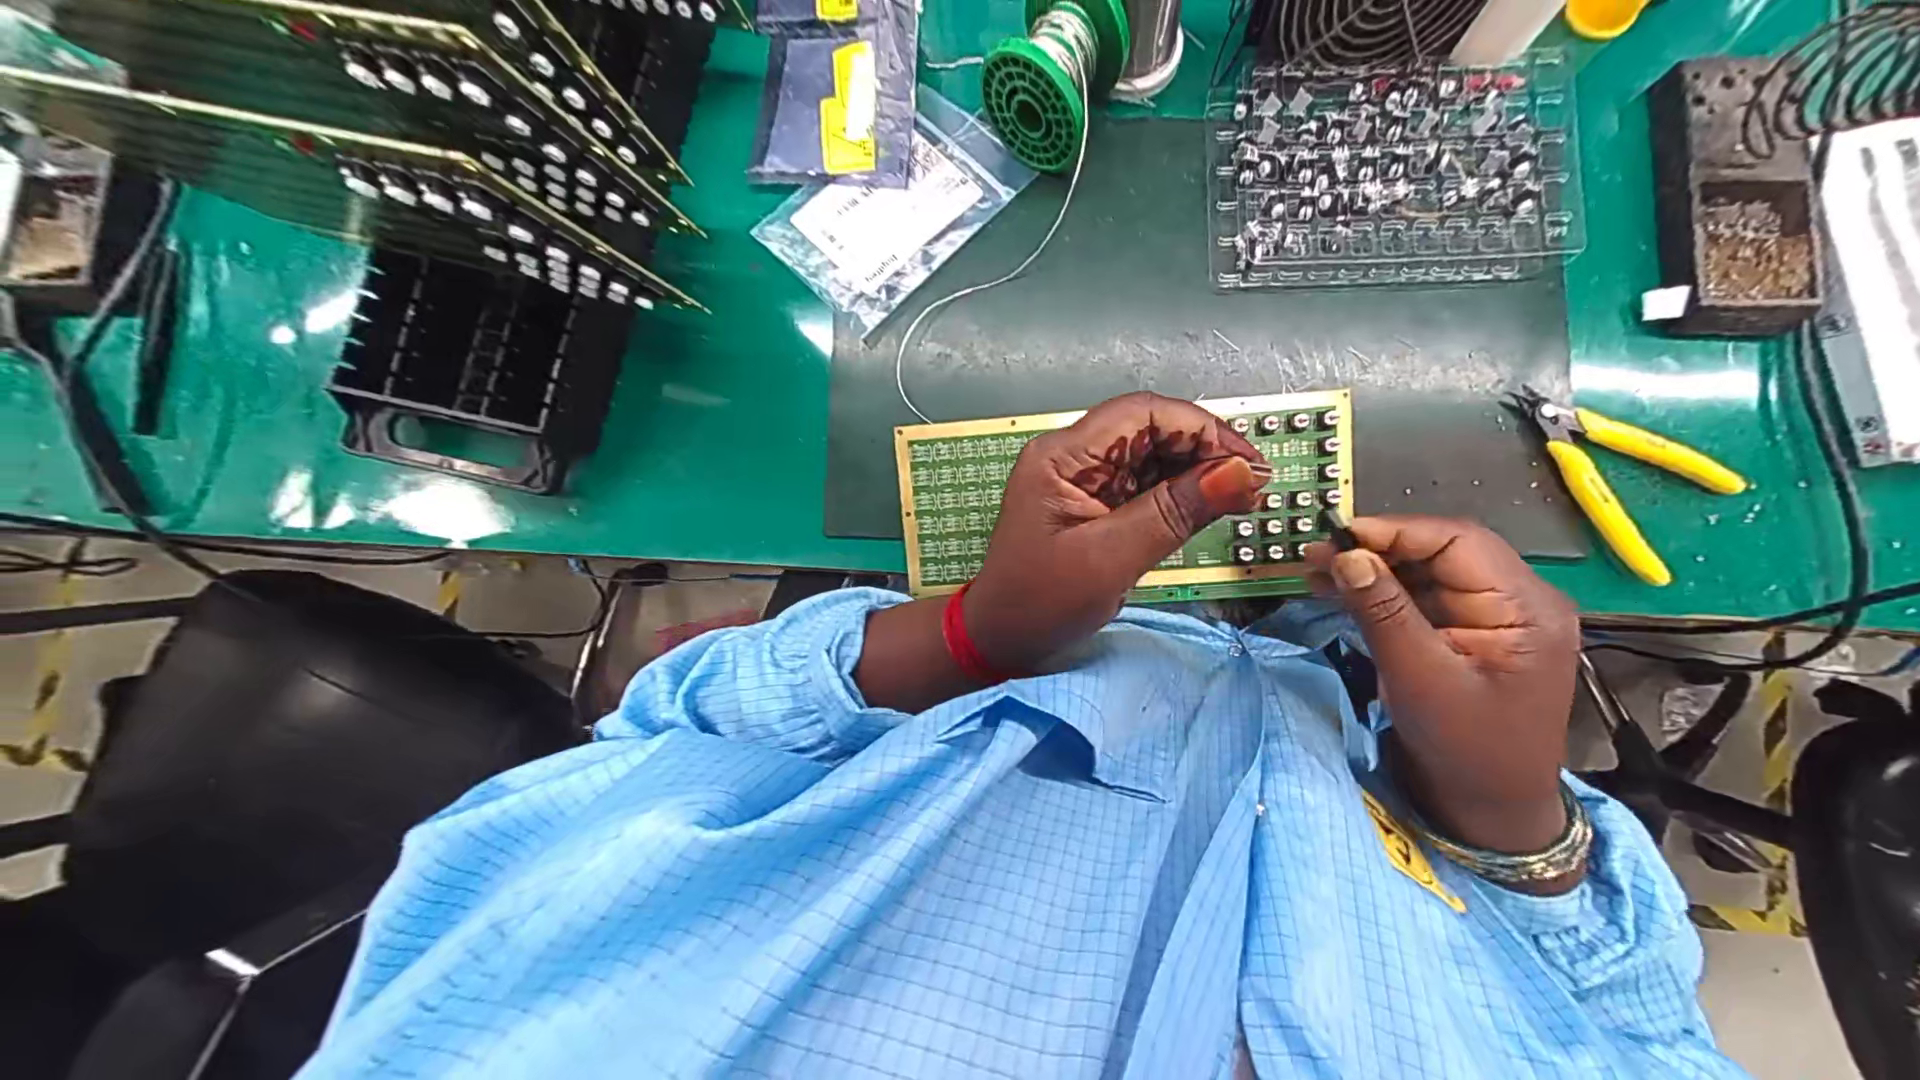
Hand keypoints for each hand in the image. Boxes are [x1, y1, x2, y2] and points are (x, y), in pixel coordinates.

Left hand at [962, 392, 1269, 671]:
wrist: (1002, 639)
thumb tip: (1240, 473)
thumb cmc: (1039, 603)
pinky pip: (1144, 487)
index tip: (1245, 463)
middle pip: (1149, 430)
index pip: (1141, 413)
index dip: (1199, 428)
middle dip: (1203, 451)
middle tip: (1249, 486)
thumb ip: (1174, 513)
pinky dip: (1178, 496)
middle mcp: (1072, 459)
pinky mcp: (1095, 506)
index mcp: (1062, 457)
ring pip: (1152, 457)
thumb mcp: (1110, 559)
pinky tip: (1205, 510)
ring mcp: (1083, 482)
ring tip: (1236, 499)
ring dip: (1195, 474)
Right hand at [1303, 516, 1579, 859]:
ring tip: (1318, 570)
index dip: (1394, 531)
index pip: (1457, 541)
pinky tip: (1339, 589)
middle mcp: (1515, 600)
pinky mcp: (1465, 629)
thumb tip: (1346, 555)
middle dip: (1376, 548)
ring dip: (1372, 567)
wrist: (1487, 803)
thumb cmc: (1465, 745)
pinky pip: (1419, 594)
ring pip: (1425, 569)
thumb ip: (1382, 609)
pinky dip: (1378, 590)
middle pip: (1441, 550)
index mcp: (1525, 608)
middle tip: (1318, 553)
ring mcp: (1491, 615)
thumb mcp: (1417, 674)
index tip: (1338, 536)